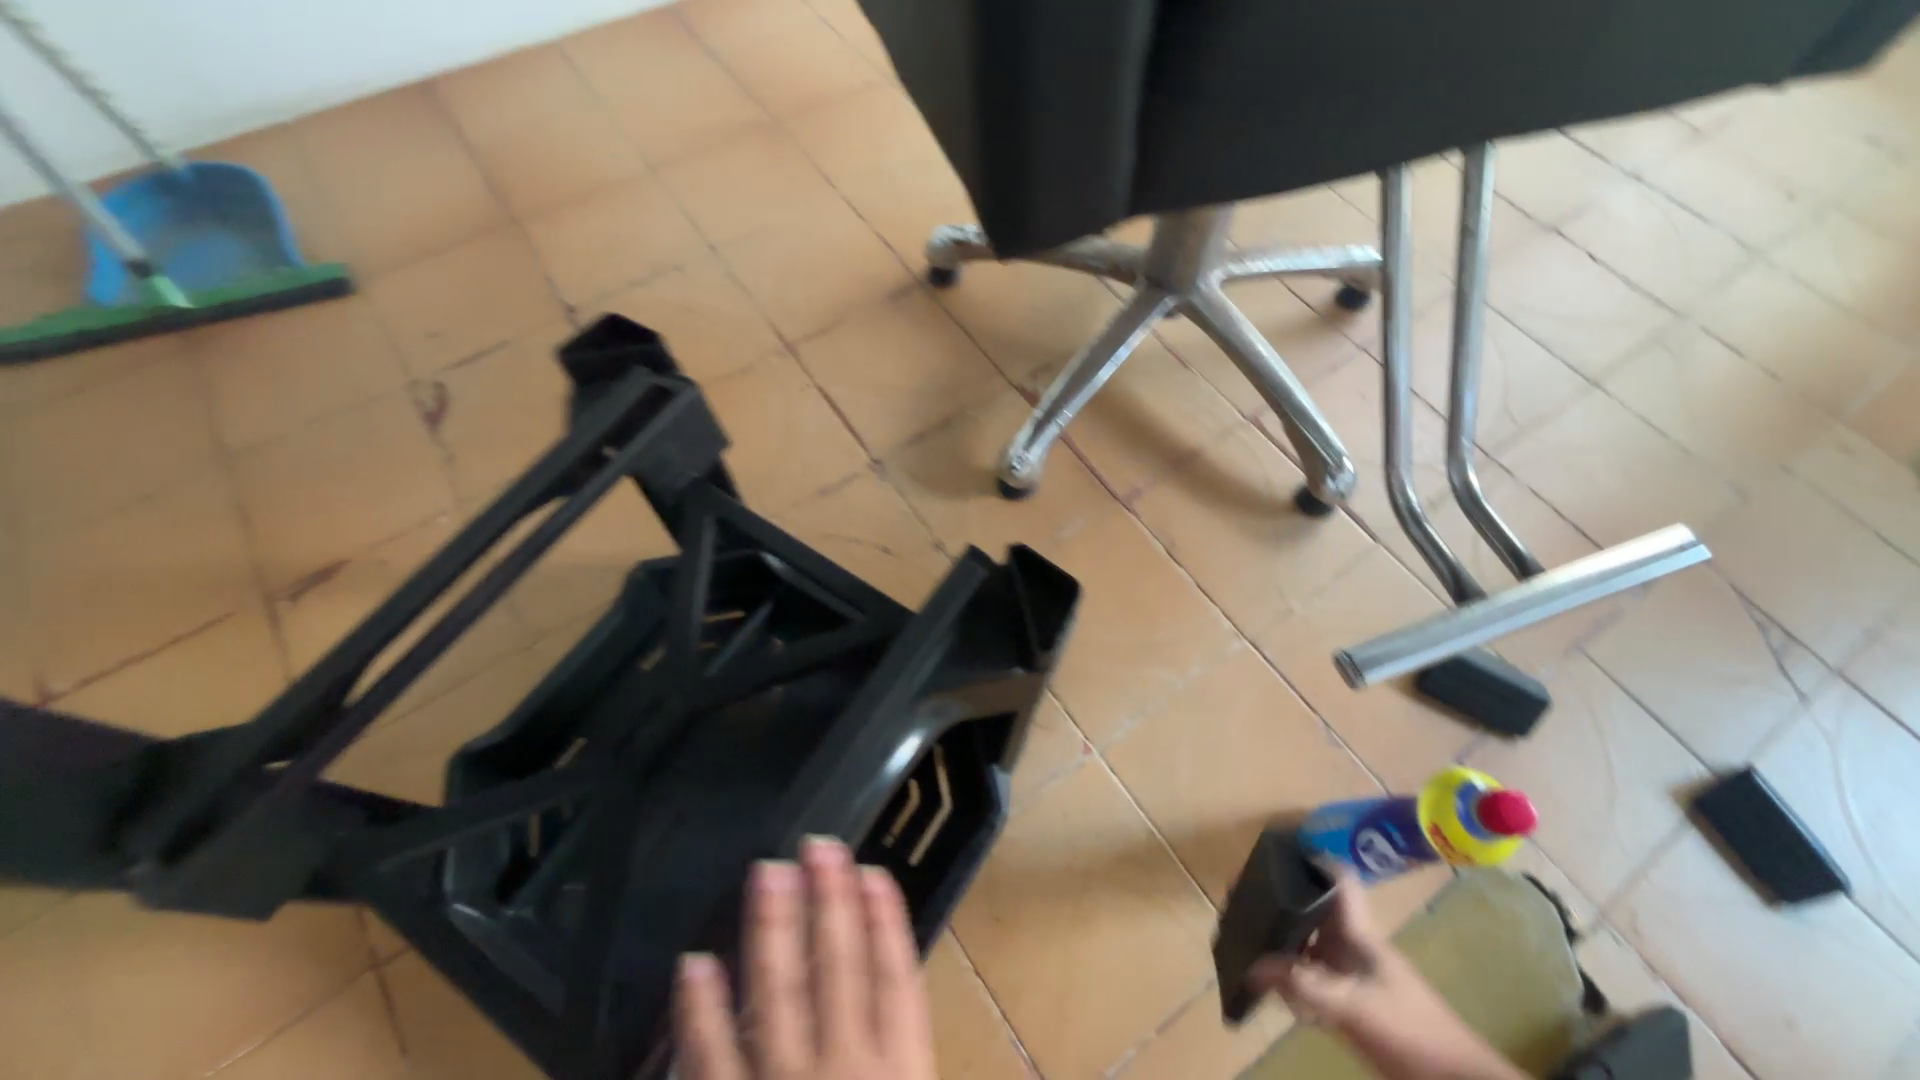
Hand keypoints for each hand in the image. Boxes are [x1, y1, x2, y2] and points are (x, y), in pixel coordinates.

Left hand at [674, 836, 938, 1079]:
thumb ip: (908, 1054)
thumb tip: (903, 1005)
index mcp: (899, 1070)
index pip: (895, 981)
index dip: (886, 921)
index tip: (873, 873)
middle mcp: (845, 1066)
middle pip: (837, 968)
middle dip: (829, 901)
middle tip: (818, 847)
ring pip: (778, 992)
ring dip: (773, 926)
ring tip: (768, 871)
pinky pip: (709, 1051)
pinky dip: (699, 1008)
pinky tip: (694, 962)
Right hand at [1248, 867, 1526, 1079]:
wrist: (1452, 1079)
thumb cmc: (1411, 1030)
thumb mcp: (1354, 1005)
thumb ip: (1304, 984)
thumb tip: (1252, 966)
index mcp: (1360, 935)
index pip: (1340, 882)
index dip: (1315, 860)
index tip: (1278, 849)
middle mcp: (1354, 949)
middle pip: (1316, 913)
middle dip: (1283, 902)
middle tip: (1241, 896)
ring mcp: (1353, 978)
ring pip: (1311, 948)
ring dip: (1282, 943)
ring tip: (1244, 935)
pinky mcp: (1352, 1005)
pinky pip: (1312, 982)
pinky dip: (1289, 980)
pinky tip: (1267, 986)